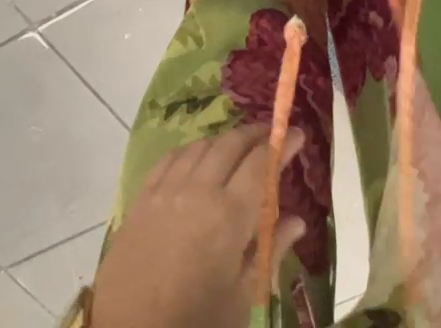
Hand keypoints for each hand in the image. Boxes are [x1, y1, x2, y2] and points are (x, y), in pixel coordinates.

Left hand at [91, 126, 306, 327]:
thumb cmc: (194, 320)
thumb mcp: (242, 297)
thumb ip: (271, 251)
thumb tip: (298, 221)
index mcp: (229, 215)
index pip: (261, 163)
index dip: (281, 144)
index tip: (296, 133)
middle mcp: (199, 190)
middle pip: (231, 144)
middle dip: (255, 134)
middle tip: (270, 136)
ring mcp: (167, 189)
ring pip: (201, 145)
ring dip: (224, 140)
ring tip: (238, 146)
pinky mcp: (142, 196)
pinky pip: (171, 157)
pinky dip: (191, 150)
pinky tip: (198, 157)